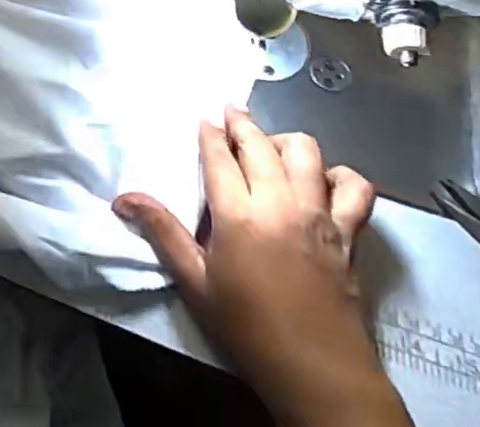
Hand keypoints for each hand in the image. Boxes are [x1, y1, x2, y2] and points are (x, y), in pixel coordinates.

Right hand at [114, 109, 410, 426]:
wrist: (313, 367)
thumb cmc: (246, 327)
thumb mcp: (196, 284)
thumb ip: (163, 234)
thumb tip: (124, 198)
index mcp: (239, 215)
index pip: (220, 158)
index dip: (210, 134)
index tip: (205, 118)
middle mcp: (280, 201)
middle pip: (260, 144)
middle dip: (242, 123)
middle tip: (231, 112)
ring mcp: (318, 212)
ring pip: (306, 152)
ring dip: (285, 141)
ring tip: (271, 145)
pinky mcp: (348, 228)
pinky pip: (355, 186)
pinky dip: (341, 176)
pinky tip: (324, 181)